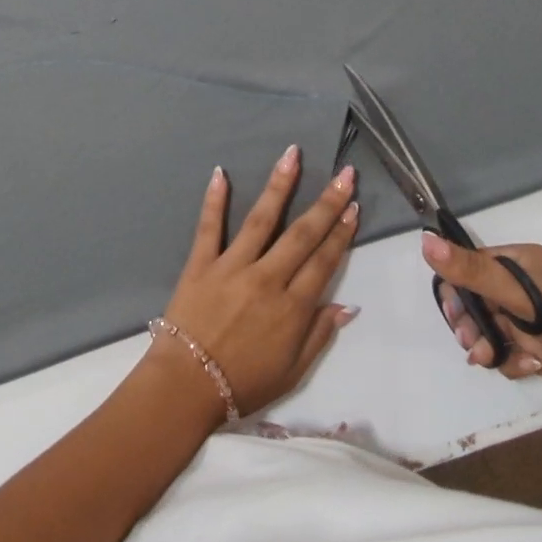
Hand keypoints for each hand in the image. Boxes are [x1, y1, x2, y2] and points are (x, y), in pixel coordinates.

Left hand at [151, 145, 361, 420]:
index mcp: (292, 307)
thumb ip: (319, 335)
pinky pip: (209, 227)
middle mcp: (266, 279)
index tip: (354, 207)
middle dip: (327, 202)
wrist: (186, 386)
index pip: (324, 261)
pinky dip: (214, 199)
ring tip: (292, 154)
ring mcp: (231, 267)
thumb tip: (348, 305)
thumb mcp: (292, 371)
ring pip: (261, 219)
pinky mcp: (200, 264)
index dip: (341, 233)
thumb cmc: (242, 385)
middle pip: (302, 234)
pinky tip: (221, 173)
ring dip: (279, 185)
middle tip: (344, 174)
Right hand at [422, 236, 541, 414]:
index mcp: (522, 262)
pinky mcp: (537, 345)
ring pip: (486, 328)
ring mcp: (530, 317)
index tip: (456, 314)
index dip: (456, 289)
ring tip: (493, 359)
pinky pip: (504, 349)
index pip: (470, 266)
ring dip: (486, 344)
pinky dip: (509, 359)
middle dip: (470, 323)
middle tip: (471, 342)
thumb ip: (472, 271)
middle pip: (474, 300)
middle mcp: (523, 286)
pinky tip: (528, 366)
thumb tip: (425, 241)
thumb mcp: (521, 296)